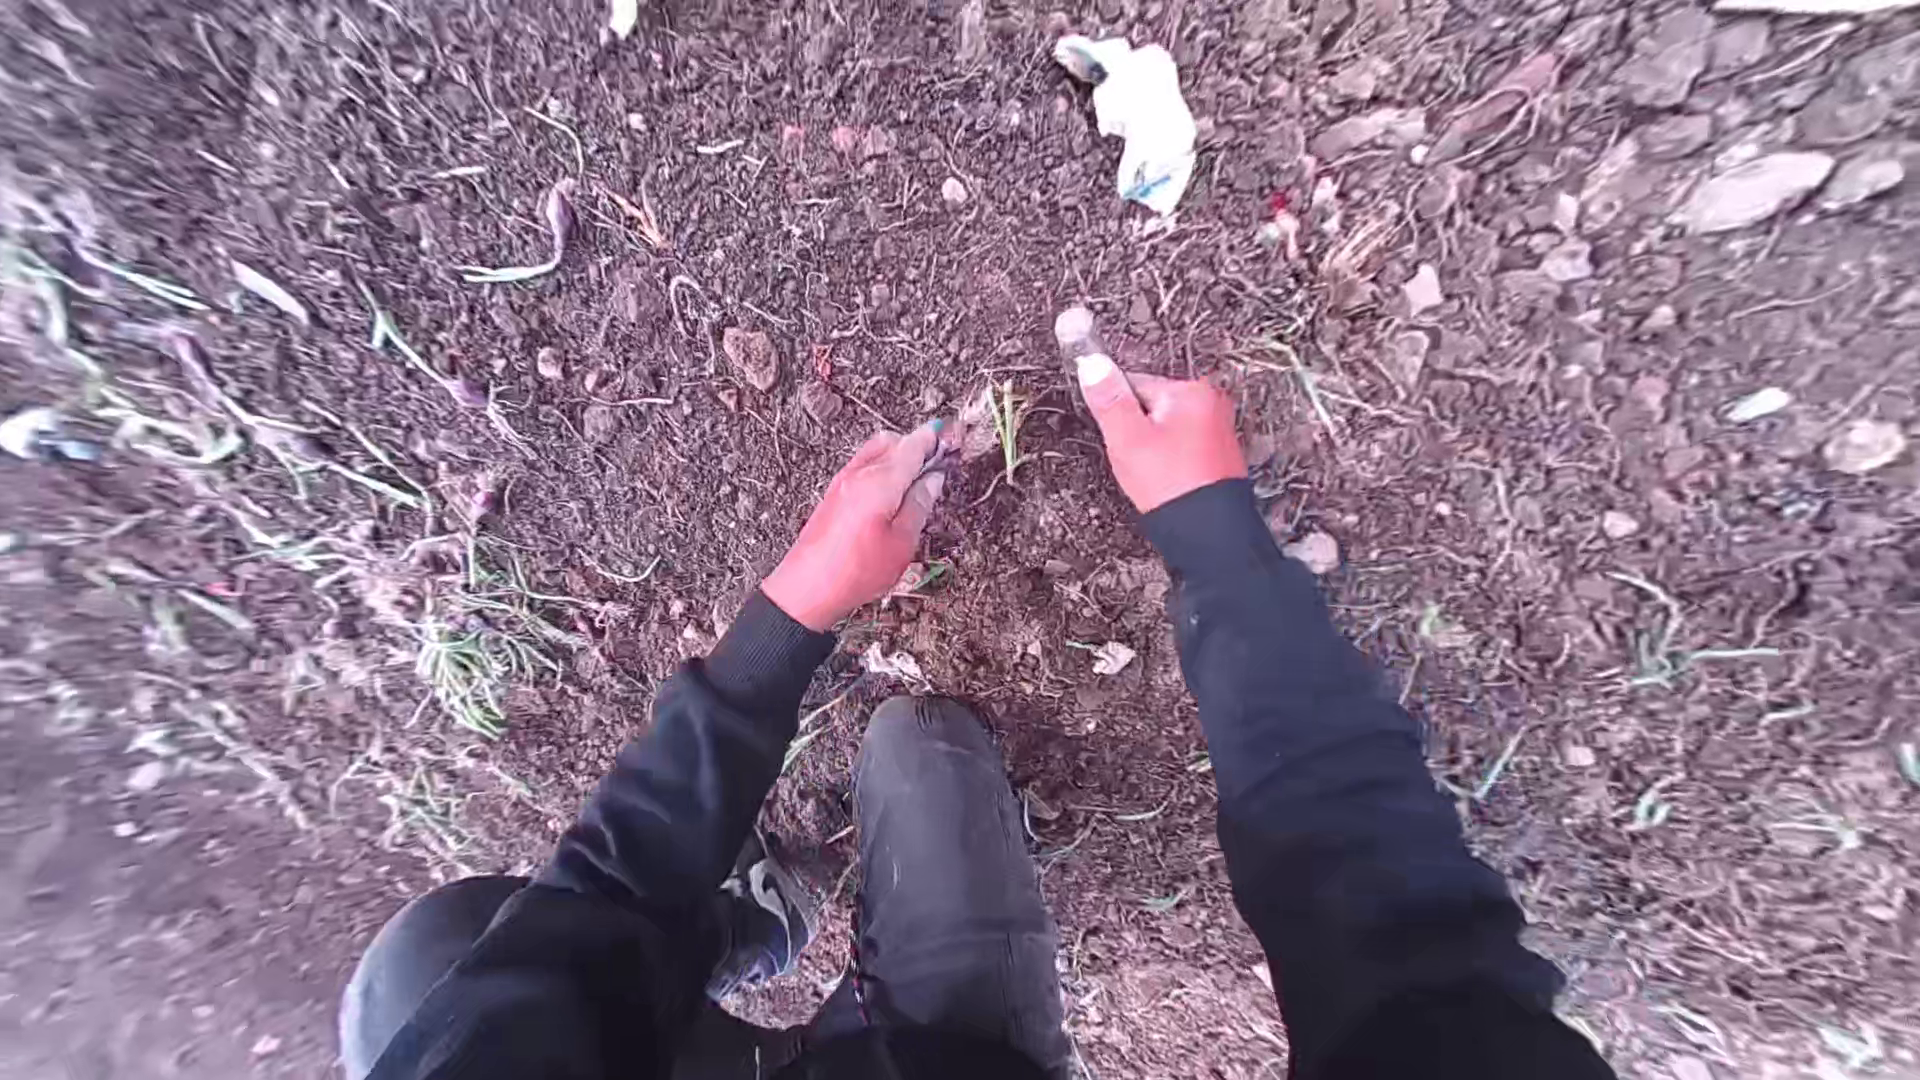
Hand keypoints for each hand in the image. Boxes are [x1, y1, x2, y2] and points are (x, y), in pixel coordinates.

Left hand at [761, 423, 946, 631]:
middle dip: (917, 445)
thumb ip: (919, 505)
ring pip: (876, 452)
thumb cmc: (855, 571)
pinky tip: (892, 493)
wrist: (808, 589)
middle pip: (893, 442)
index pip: (913, 445)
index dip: (935, 439)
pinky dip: (882, 468)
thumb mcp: (902, 543)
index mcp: (880, 482)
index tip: (950, 437)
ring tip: (917, 481)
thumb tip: (933, 480)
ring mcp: (842, 482)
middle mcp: (859, 474)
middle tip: (937, 463)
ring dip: (899, 456)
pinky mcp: (834, 494)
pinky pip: (863, 467)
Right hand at [1076, 353, 1245, 512]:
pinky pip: (1180, 446)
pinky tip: (1166, 478)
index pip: (1134, 383)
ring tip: (1153, 472)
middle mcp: (1211, 403)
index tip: (1119, 436)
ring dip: (1152, 447)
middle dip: (1136, 430)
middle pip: (1151, 405)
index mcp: (1191, 391)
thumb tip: (1093, 364)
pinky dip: (1168, 460)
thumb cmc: (1171, 485)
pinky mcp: (1217, 452)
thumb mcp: (1127, 438)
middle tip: (1137, 458)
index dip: (1118, 413)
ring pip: (1164, 428)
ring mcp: (1217, 428)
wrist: (1205, 530)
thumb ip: (1109, 399)